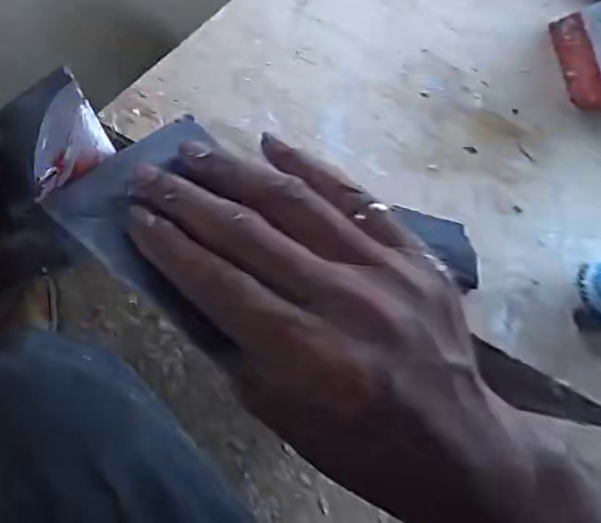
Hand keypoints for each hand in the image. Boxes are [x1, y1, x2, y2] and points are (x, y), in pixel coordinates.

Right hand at [127, 134, 600, 522]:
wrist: (469, 456)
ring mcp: (386, 275)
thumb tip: (169, 265)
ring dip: (230, 170)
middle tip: (144, 175)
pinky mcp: (417, 259)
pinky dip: (309, 166)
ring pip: (291, 202)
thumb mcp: (266, 399)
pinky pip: (356, 199)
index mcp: (305, 352)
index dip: (165, 241)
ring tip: (190, 151)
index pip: (214, 277)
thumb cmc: (348, 436)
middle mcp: (345, 304)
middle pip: (244, 231)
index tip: (131, 213)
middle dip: (182, 197)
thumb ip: (218, 328)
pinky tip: (268, 143)